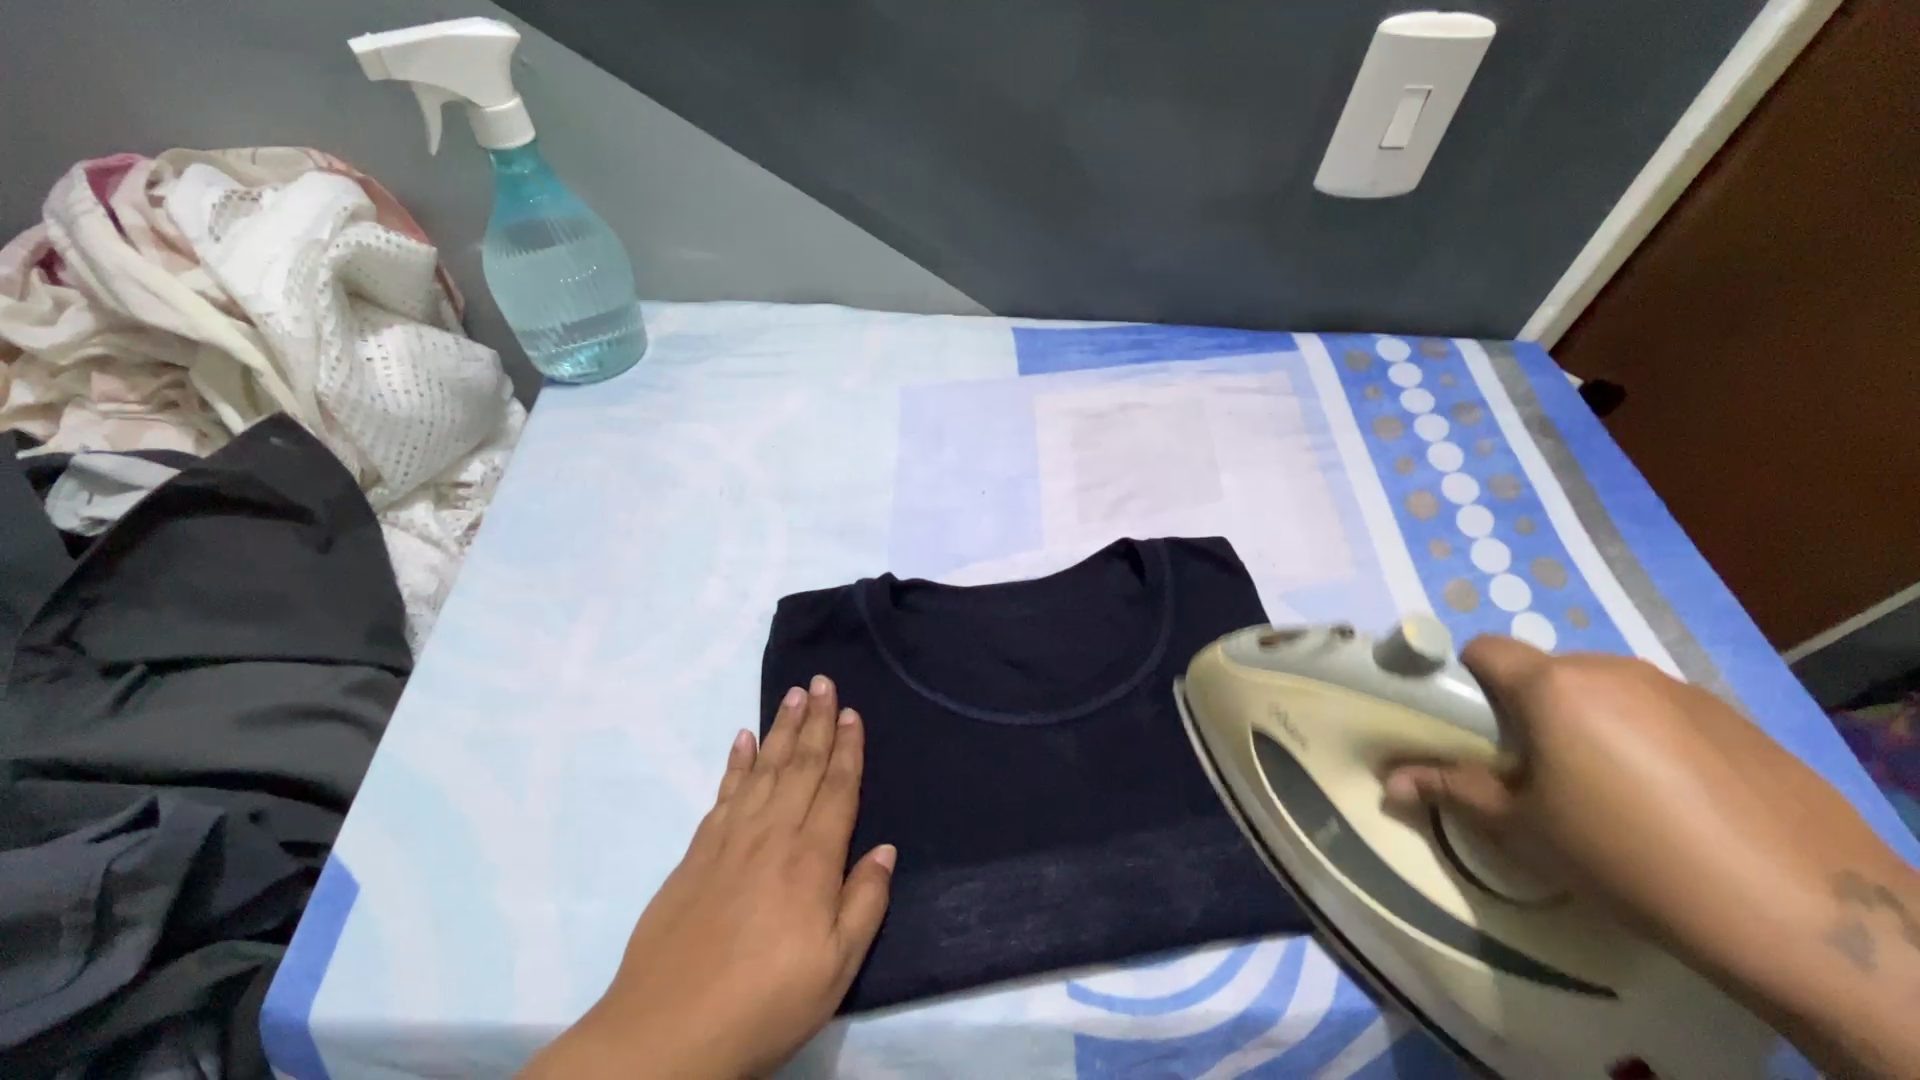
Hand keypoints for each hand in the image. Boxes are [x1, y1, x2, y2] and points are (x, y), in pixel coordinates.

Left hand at [521, 676, 894, 1079]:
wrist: (666, 1031)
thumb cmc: (765, 1001)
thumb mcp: (835, 968)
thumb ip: (864, 903)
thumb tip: (883, 849)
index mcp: (811, 860)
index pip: (837, 789)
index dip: (848, 749)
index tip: (853, 712)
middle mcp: (772, 836)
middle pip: (800, 766)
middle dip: (816, 722)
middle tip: (823, 682)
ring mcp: (729, 840)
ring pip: (763, 769)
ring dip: (781, 729)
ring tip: (793, 695)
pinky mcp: (696, 853)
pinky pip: (723, 792)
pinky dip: (736, 762)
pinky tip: (743, 739)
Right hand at [1383, 635, 1919, 1078]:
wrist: (1798, 909)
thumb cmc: (1627, 858)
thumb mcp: (1525, 830)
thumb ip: (1452, 792)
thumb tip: (1389, 783)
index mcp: (1554, 686)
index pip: (1483, 649)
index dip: (1463, 683)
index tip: (1470, 734)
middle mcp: (1614, 669)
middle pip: (1545, 671)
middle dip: (1526, 709)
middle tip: (1533, 773)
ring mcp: (1681, 689)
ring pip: (1604, 691)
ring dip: (1586, 723)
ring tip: (1605, 791)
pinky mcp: (1733, 718)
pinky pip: (1659, 712)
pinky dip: (1643, 738)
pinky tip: (1669, 801)